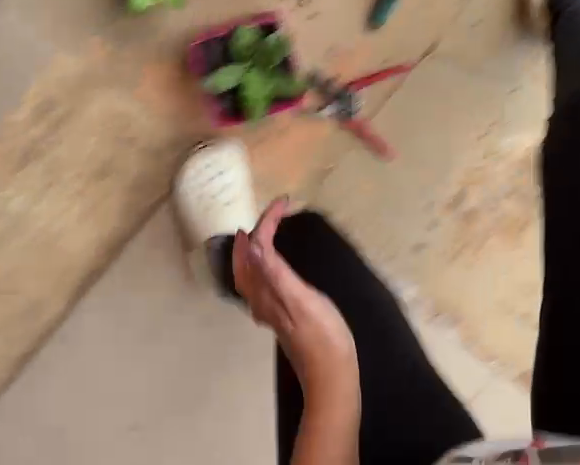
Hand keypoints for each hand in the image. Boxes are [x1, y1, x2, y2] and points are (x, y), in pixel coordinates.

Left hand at [233, 198, 358, 390]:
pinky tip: (271, 267)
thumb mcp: (302, 300)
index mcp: (265, 290)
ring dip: (254, 247)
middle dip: (256, 231)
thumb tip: (251, 243)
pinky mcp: (280, 315)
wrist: (331, 377)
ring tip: (264, 231)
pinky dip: (263, 264)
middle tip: (275, 212)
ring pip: (250, 272)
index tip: (284, 202)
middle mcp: (260, 298)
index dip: (267, 220)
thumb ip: (275, 272)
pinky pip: (261, 282)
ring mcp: (268, 309)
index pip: (258, 245)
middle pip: (247, 258)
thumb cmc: (323, 336)